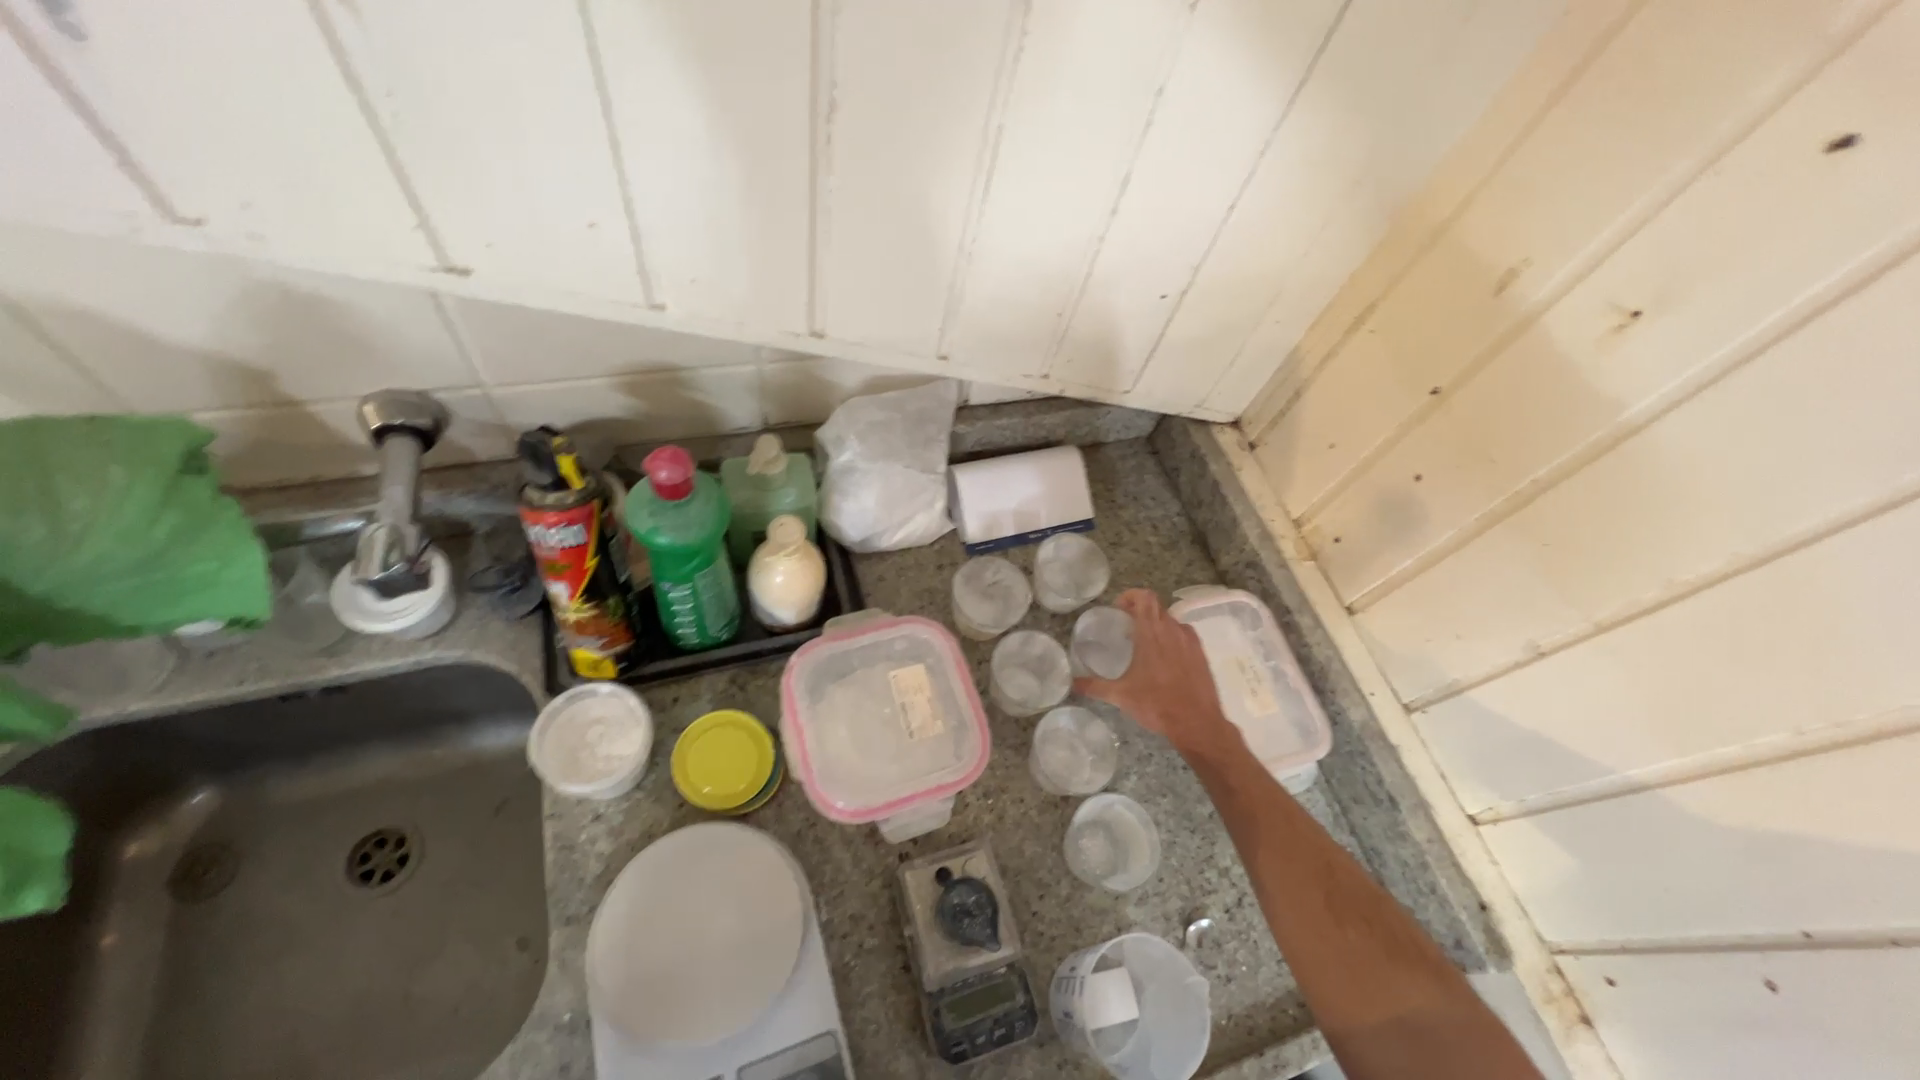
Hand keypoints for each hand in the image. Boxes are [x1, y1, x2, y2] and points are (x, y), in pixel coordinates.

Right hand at [1074, 588, 1243, 760]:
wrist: (1197, 723)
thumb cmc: (1156, 704)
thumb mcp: (1121, 696)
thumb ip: (1094, 686)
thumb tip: (1072, 683)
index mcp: (1152, 633)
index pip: (1144, 597)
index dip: (1130, 596)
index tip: (1118, 609)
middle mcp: (1172, 630)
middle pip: (1156, 606)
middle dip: (1140, 611)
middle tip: (1126, 627)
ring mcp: (1190, 641)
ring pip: (1171, 620)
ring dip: (1157, 624)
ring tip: (1145, 643)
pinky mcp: (1202, 653)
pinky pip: (1184, 635)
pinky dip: (1172, 637)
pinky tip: (1165, 658)